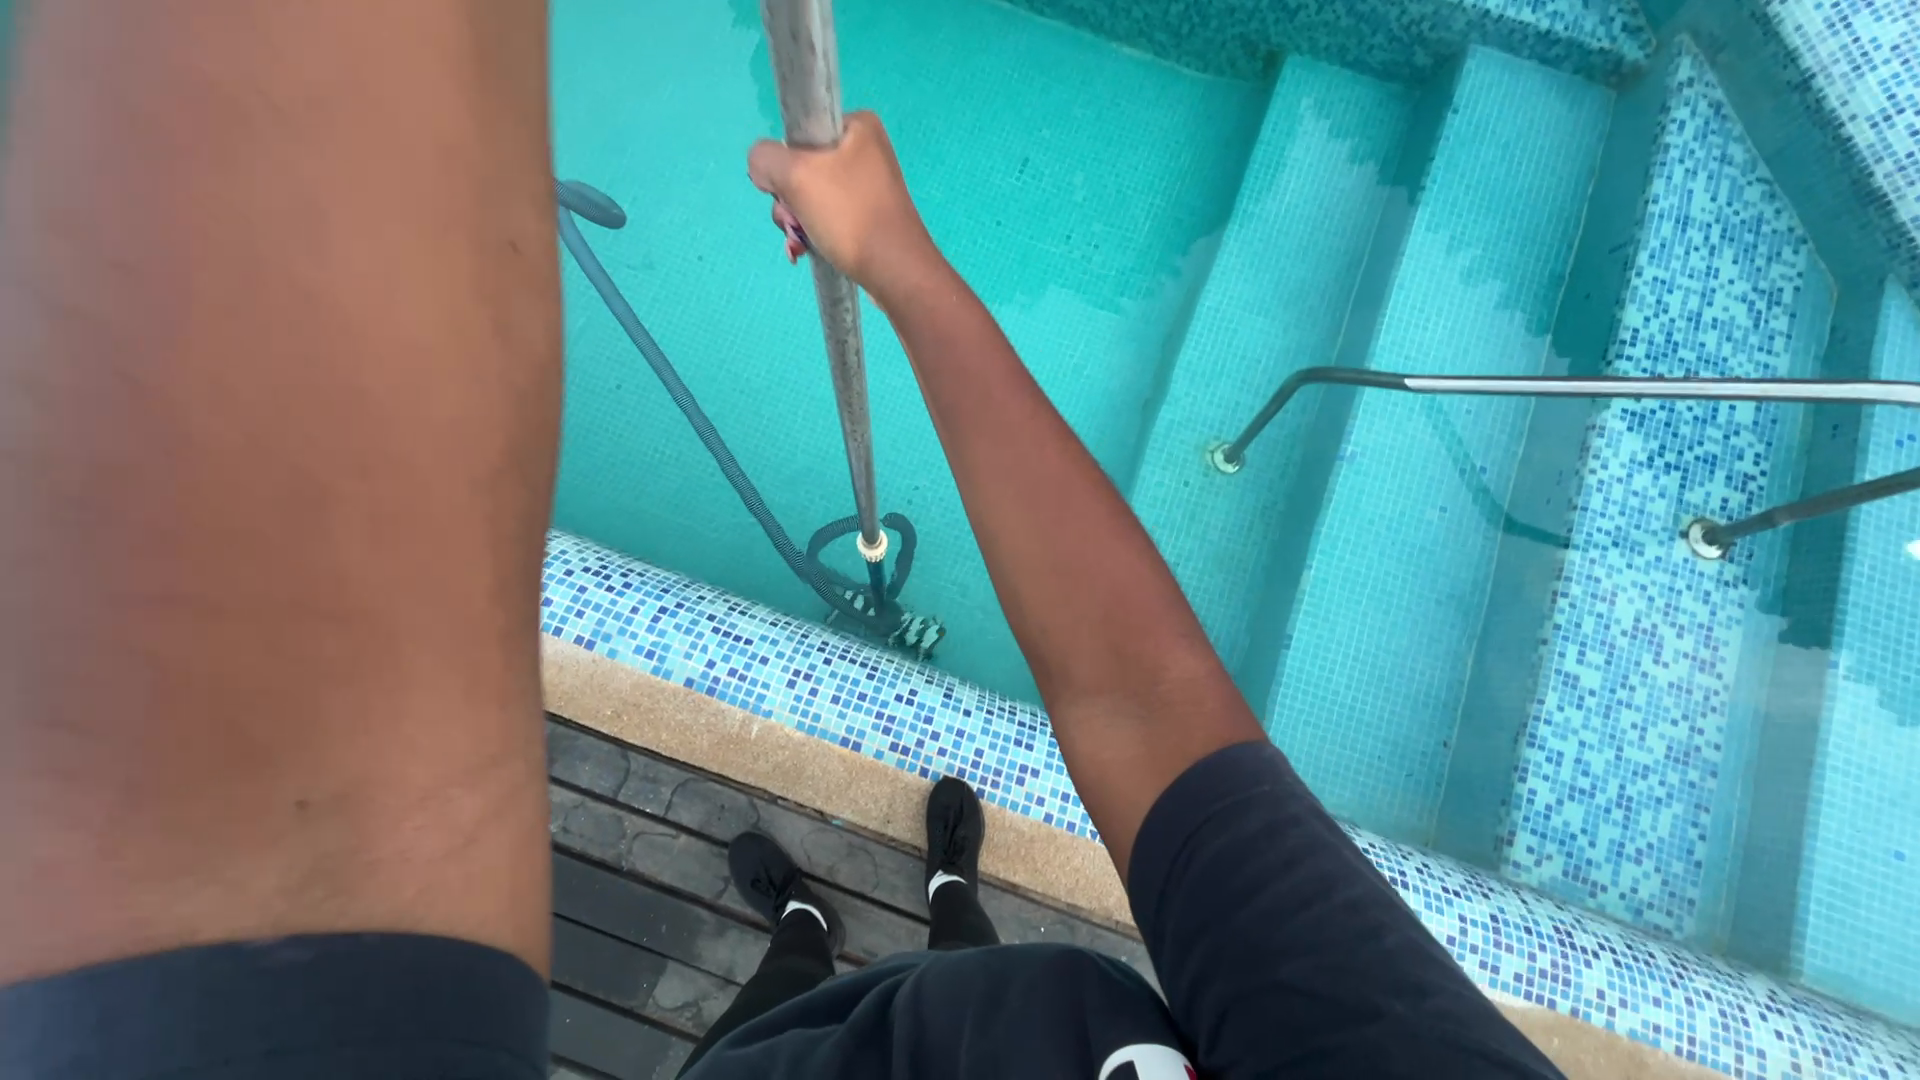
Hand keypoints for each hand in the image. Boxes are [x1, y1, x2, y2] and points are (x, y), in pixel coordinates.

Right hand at [748, 111, 938, 297]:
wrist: (896, 272)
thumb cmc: (849, 216)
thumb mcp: (795, 175)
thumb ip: (765, 159)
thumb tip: (762, 168)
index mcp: (857, 126)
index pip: (800, 133)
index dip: (784, 163)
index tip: (788, 190)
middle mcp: (865, 152)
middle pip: (801, 168)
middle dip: (789, 201)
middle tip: (794, 222)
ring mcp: (867, 187)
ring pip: (810, 198)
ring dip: (797, 222)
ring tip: (801, 244)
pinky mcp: (867, 218)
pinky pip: (827, 218)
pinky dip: (813, 234)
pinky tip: (807, 252)